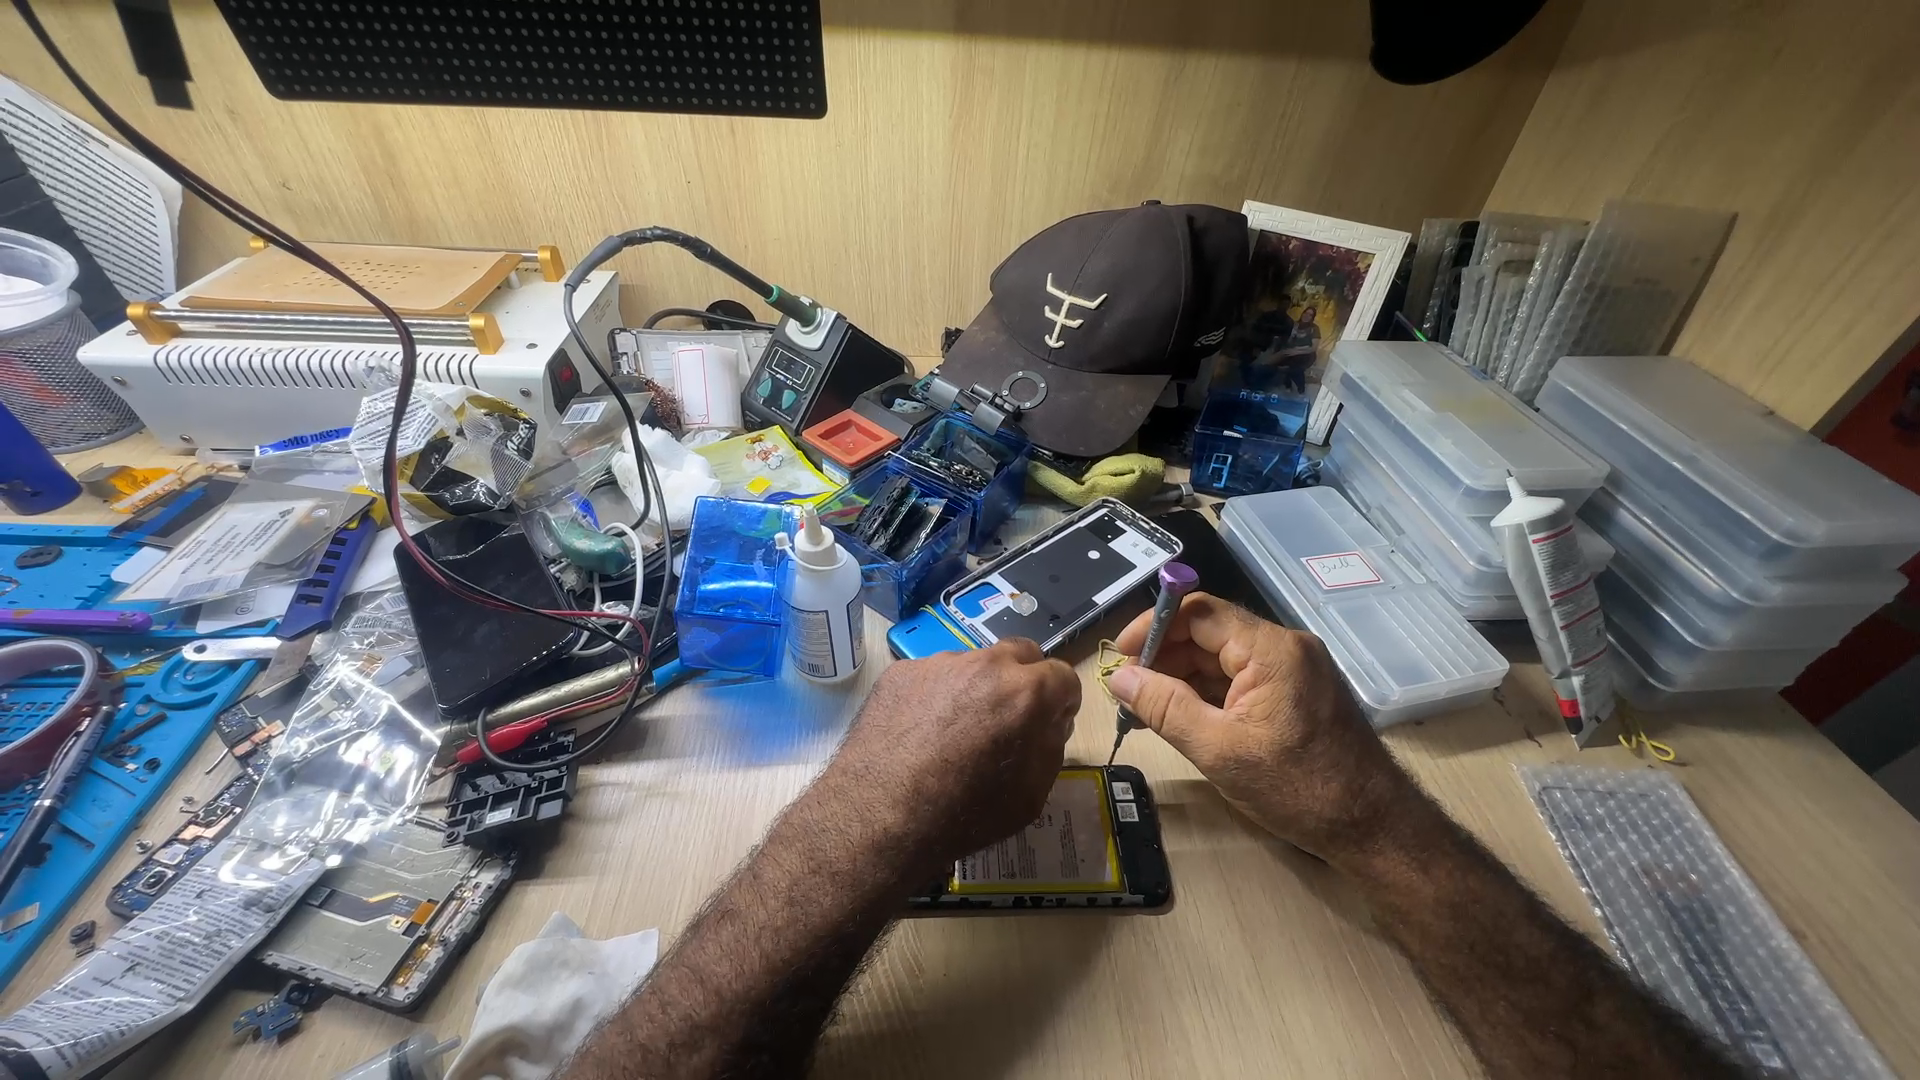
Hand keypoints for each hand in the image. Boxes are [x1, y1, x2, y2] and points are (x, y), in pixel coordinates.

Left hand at [824, 639, 1079, 872]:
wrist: (878, 817)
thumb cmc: (964, 815)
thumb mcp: (1031, 796)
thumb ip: (1051, 746)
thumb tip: (1050, 721)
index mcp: (1026, 692)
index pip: (1064, 677)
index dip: (1063, 702)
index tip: (1051, 722)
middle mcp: (986, 664)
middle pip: (1021, 654)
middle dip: (1026, 679)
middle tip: (1011, 717)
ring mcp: (939, 663)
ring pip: (975, 663)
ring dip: (979, 686)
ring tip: (956, 729)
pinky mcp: (901, 671)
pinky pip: (934, 676)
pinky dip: (938, 695)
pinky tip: (921, 731)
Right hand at [1109, 593, 1425, 864]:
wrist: (1377, 830)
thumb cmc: (1298, 789)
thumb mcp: (1218, 750)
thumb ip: (1164, 707)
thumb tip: (1118, 678)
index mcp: (1271, 650)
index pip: (1199, 612)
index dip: (1153, 626)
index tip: (1120, 655)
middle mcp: (1285, 647)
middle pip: (1209, 632)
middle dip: (1164, 657)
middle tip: (1129, 691)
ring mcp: (1294, 669)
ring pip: (1221, 657)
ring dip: (1181, 677)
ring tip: (1147, 709)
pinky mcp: (1296, 692)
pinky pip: (1240, 677)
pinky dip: (1207, 692)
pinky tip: (1182, 717)